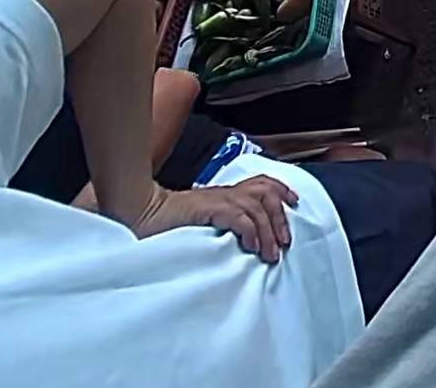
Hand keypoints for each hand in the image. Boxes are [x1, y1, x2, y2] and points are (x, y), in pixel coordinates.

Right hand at [128, 177, 299, 261]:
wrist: (140, 212)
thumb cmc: (168, 220)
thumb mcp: (203, 217)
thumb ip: (222, 220)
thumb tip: (244, 238)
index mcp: (227, 192)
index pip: (262, 183)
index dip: (281, 190)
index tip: (294, 203)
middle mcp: (227, 191)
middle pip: (266, 195)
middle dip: (279, 218)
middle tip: (285, 241)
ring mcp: (218, 198)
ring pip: (257, 207)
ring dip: (268, 230)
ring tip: (272, 252)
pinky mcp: (208, 208)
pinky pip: (238, 215)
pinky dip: (250, 229)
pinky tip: (253, 245)